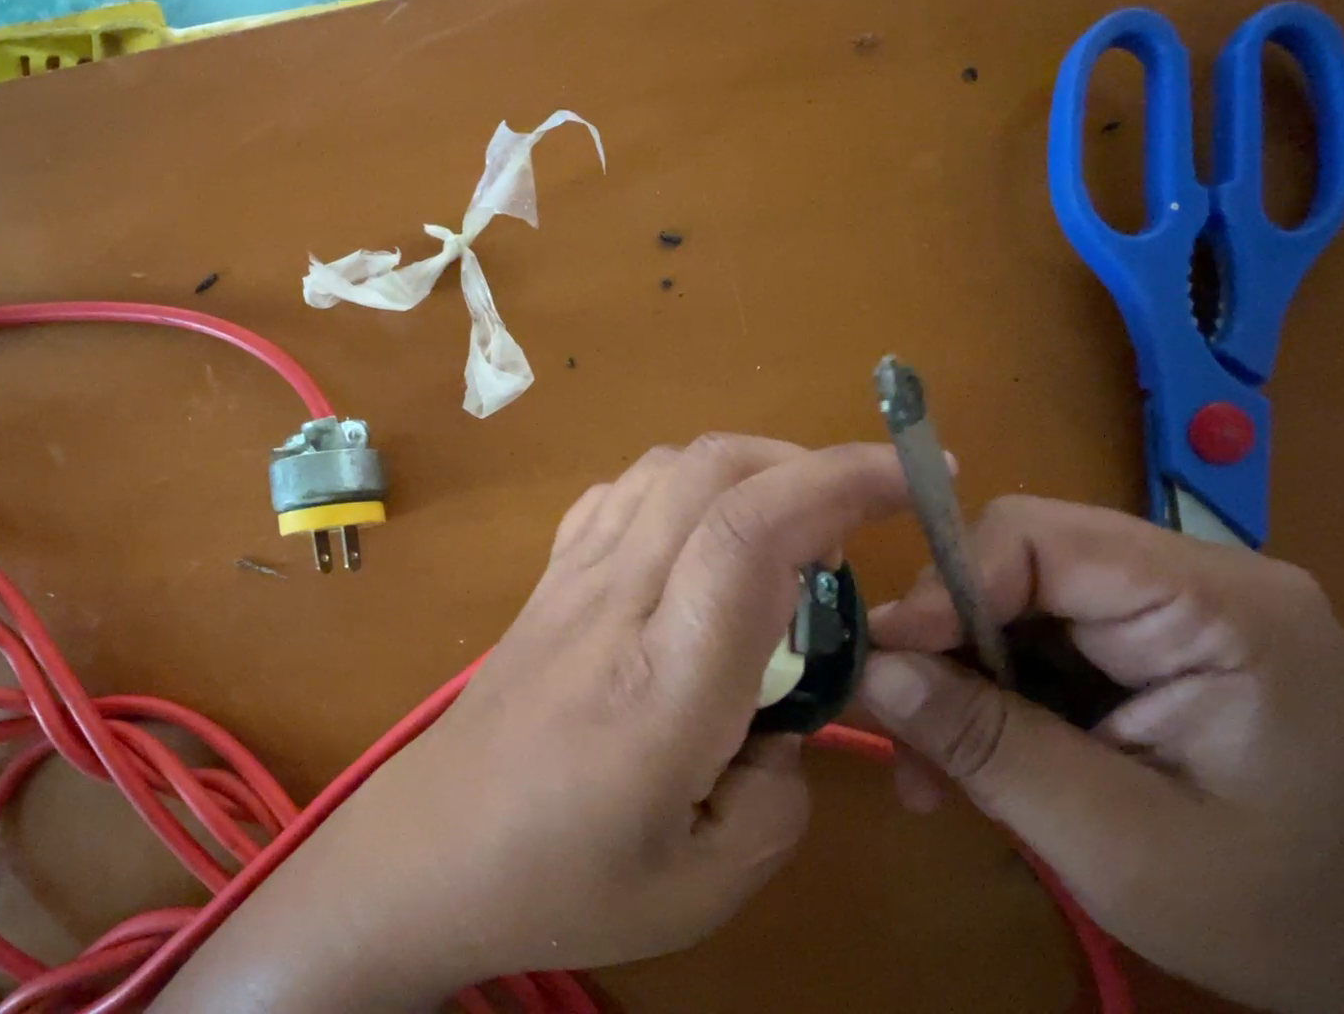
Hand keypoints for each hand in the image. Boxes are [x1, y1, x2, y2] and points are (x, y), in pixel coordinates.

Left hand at [153, 437, 912, 1011]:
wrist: (429, 851)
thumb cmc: (561, 881)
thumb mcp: (704, 883)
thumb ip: (778, 794)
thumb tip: (784, 723)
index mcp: (665, 681)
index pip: (749, 536)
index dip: (839, 482)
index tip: (914, 479)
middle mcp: (614, 602)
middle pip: (709, 471)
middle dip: (807, 460)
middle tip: (863, 512)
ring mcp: (570, 580)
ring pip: (663, 468)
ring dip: (746, 465)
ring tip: (790, 520)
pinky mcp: (546, 581)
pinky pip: (617, 495)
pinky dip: (682, 485)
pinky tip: (699, 534)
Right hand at [860, 496, 1343, 1013]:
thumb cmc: (1272, 912)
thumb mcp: (1110, 838)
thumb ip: (987, 743)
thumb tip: (870, 671)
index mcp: (1216, 607)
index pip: (1036, 537)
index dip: (943, 588)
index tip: (880, 662)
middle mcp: (1191, 583)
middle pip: (1013, 567)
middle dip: (941, 646)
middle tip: (894, 726)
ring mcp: (1169, 614)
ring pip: (1008, 610)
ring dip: (955, 684)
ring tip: (928, 773)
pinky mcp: (1145, 649)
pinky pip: (1032, 647)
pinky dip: (987, 701)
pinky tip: (969, 765)